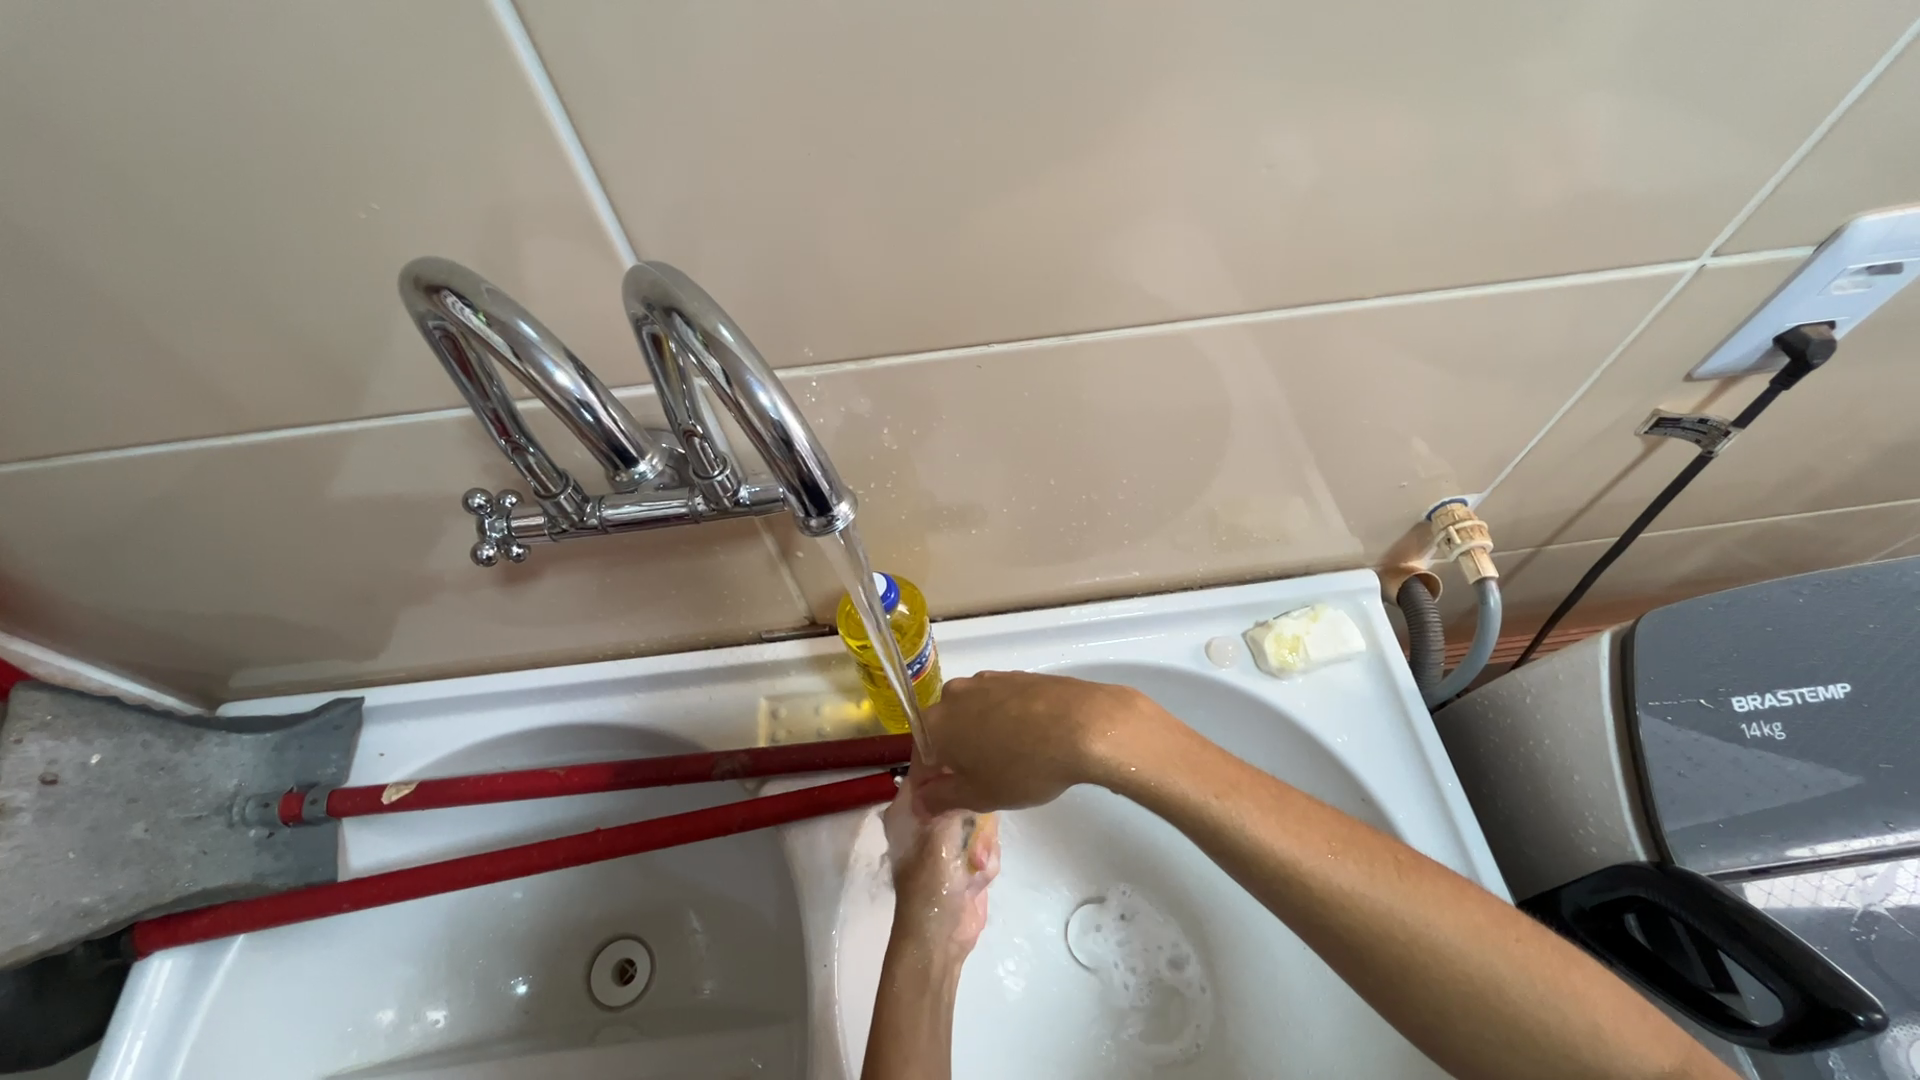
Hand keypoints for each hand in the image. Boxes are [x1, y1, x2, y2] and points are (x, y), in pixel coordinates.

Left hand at [883, 772, 1000, 960]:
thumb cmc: (930, 887)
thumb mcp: (940, 838)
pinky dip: (988, 861)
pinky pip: (989, 843)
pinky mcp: (969, 858)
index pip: (926, 770)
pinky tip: (979, 879)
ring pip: (982, 818)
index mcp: (909, 810)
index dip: (949, 764)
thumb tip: (966, 771)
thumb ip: (955, 803)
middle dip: (977, 818)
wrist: (940, 939)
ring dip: (984, 844)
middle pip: (963, 792)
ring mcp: (951, 839)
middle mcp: (929, 819)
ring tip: (977, 867)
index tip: (974, 763)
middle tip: (976, 840)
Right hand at [914, 671, 1170, 814]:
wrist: (1084, 725)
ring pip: (972, 715)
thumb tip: (920, 802)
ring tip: (1008, 764)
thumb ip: (941, 799)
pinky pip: (999, 704)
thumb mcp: (978, 795)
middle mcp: (954, 694)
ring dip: (980, 738)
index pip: (920, 758)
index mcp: (936, 723)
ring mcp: (988, 680)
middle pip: (944, 731)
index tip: (944, 805)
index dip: (929, 786)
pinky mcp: (1017, 676)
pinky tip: (1029, 742)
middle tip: (979, 786)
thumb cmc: (1023, 767)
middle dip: (955, 758)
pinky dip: (1005, 722)